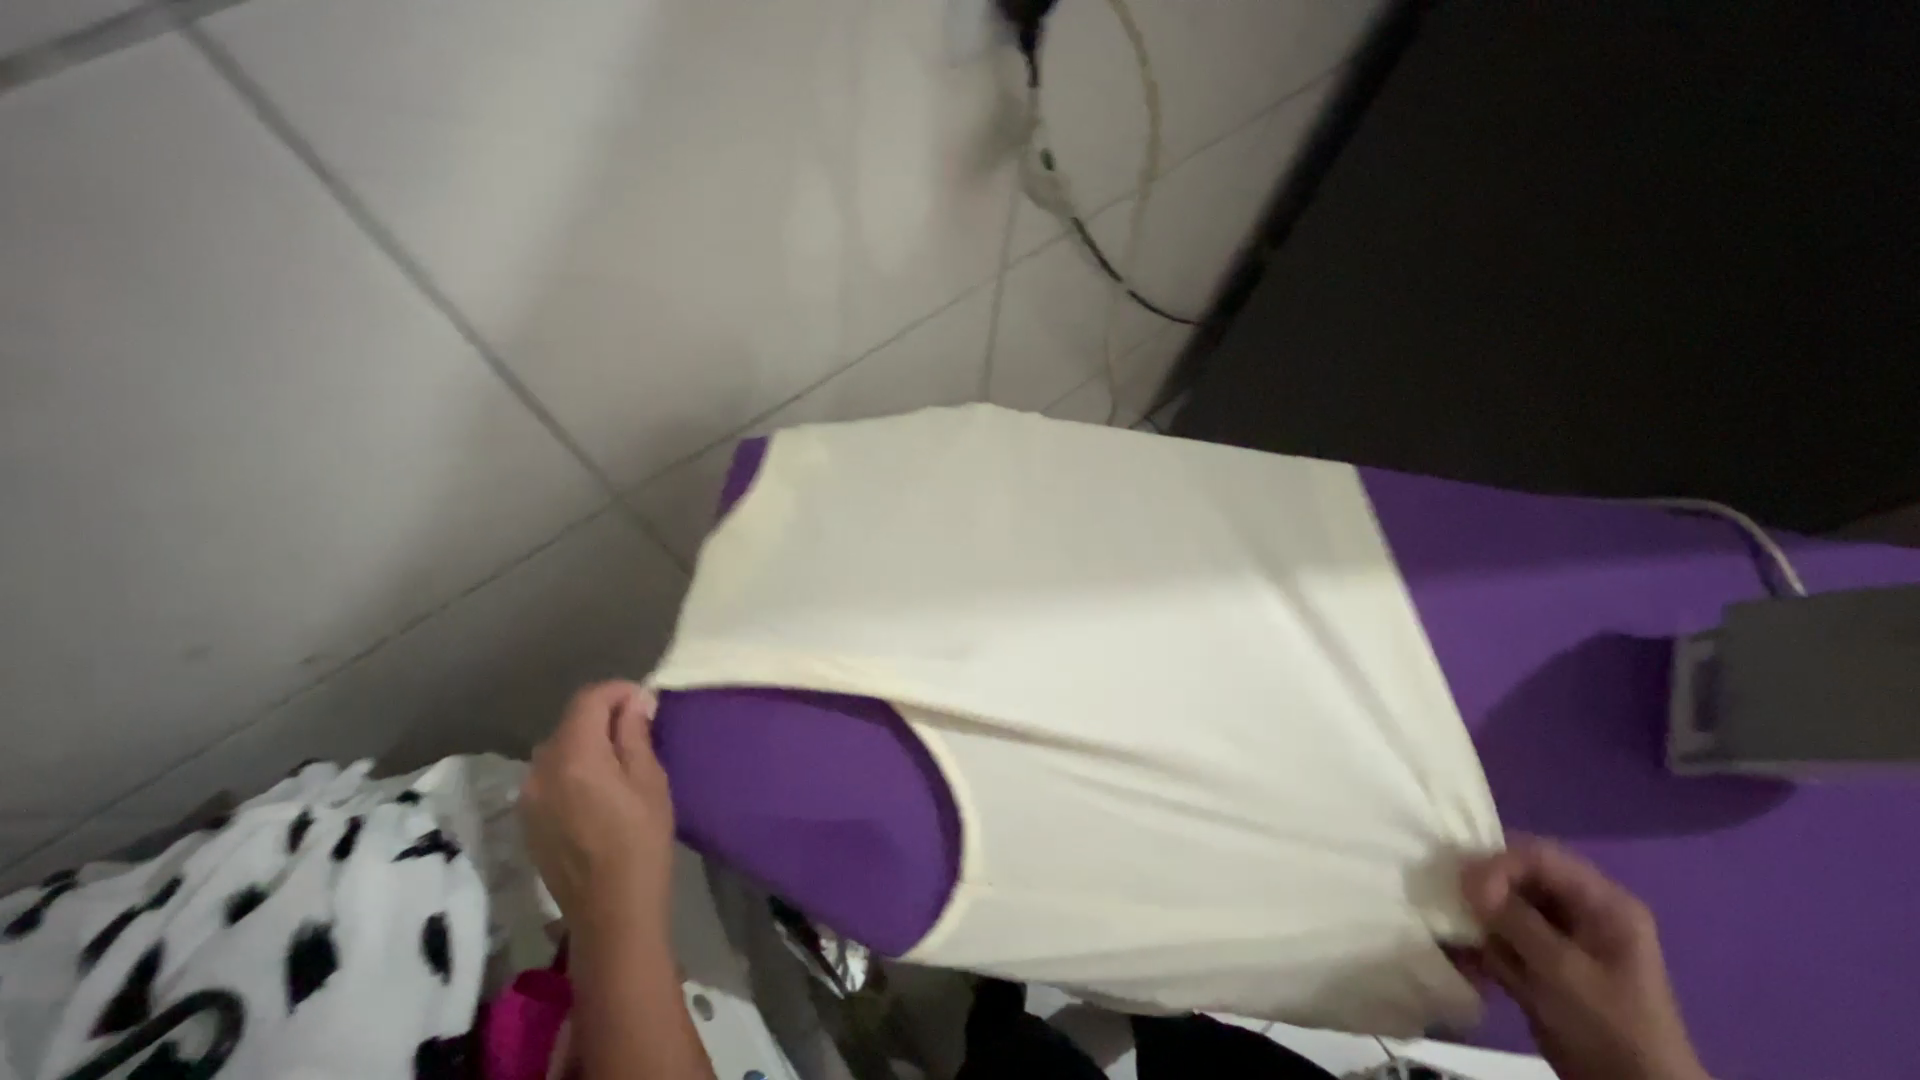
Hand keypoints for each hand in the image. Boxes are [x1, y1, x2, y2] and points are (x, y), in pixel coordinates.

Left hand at [521, 681, 676, 938]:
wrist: (610, 912)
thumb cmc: (641, 843)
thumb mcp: (650, 782)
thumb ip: (635, 734)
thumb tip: (633, 701)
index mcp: (574, 756)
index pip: (589, 699)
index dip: (619, 692)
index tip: (646, 703)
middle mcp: (540, 769)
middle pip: (570, 723)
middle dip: (603, 717)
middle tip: (639, 732)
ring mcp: (528, 797)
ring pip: (558, 750)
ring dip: (586, 744)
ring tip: (618, 764)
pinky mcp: (527, 820)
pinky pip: (549, 777)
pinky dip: (572, 771)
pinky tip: (597, 793)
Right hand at [1458, 839, 1706, 1079]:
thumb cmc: (1610, 1026)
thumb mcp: (1564, 971)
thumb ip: (1516, 919)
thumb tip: (1466, 877)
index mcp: (1602, 904)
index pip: (1541, 858)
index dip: (1500, 864)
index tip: (1466, 888)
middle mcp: (1580, 913)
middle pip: (1520, 879)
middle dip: (1482, 888)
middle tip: (1450, 900)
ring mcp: (1559, 940)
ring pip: (1505, 908)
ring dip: (1476, 919)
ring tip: (1452, 933)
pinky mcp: (1540, 966)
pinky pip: (1502, 940)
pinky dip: (1479, 947)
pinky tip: (1461, 959)